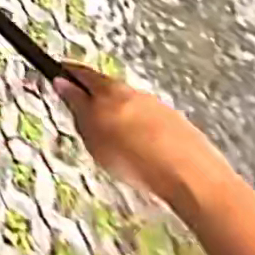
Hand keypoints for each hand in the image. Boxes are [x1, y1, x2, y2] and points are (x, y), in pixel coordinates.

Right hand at [52, 62, 229, 204]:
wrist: (195, 182)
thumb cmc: (133, 154)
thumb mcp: (90, 130)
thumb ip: (75, 104)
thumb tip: (62, 83)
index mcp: (109, 87)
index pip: (81, 72)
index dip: (67, 73)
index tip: (58, 74)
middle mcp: (137, 93)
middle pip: (111, 91)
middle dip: (98, 100)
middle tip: (88, 118)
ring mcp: (165, 112)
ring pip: (136, 109)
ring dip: (125, 119)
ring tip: (120, 145)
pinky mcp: (187, 134)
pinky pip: (158, 128)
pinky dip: (148, 136)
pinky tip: (147, 155)